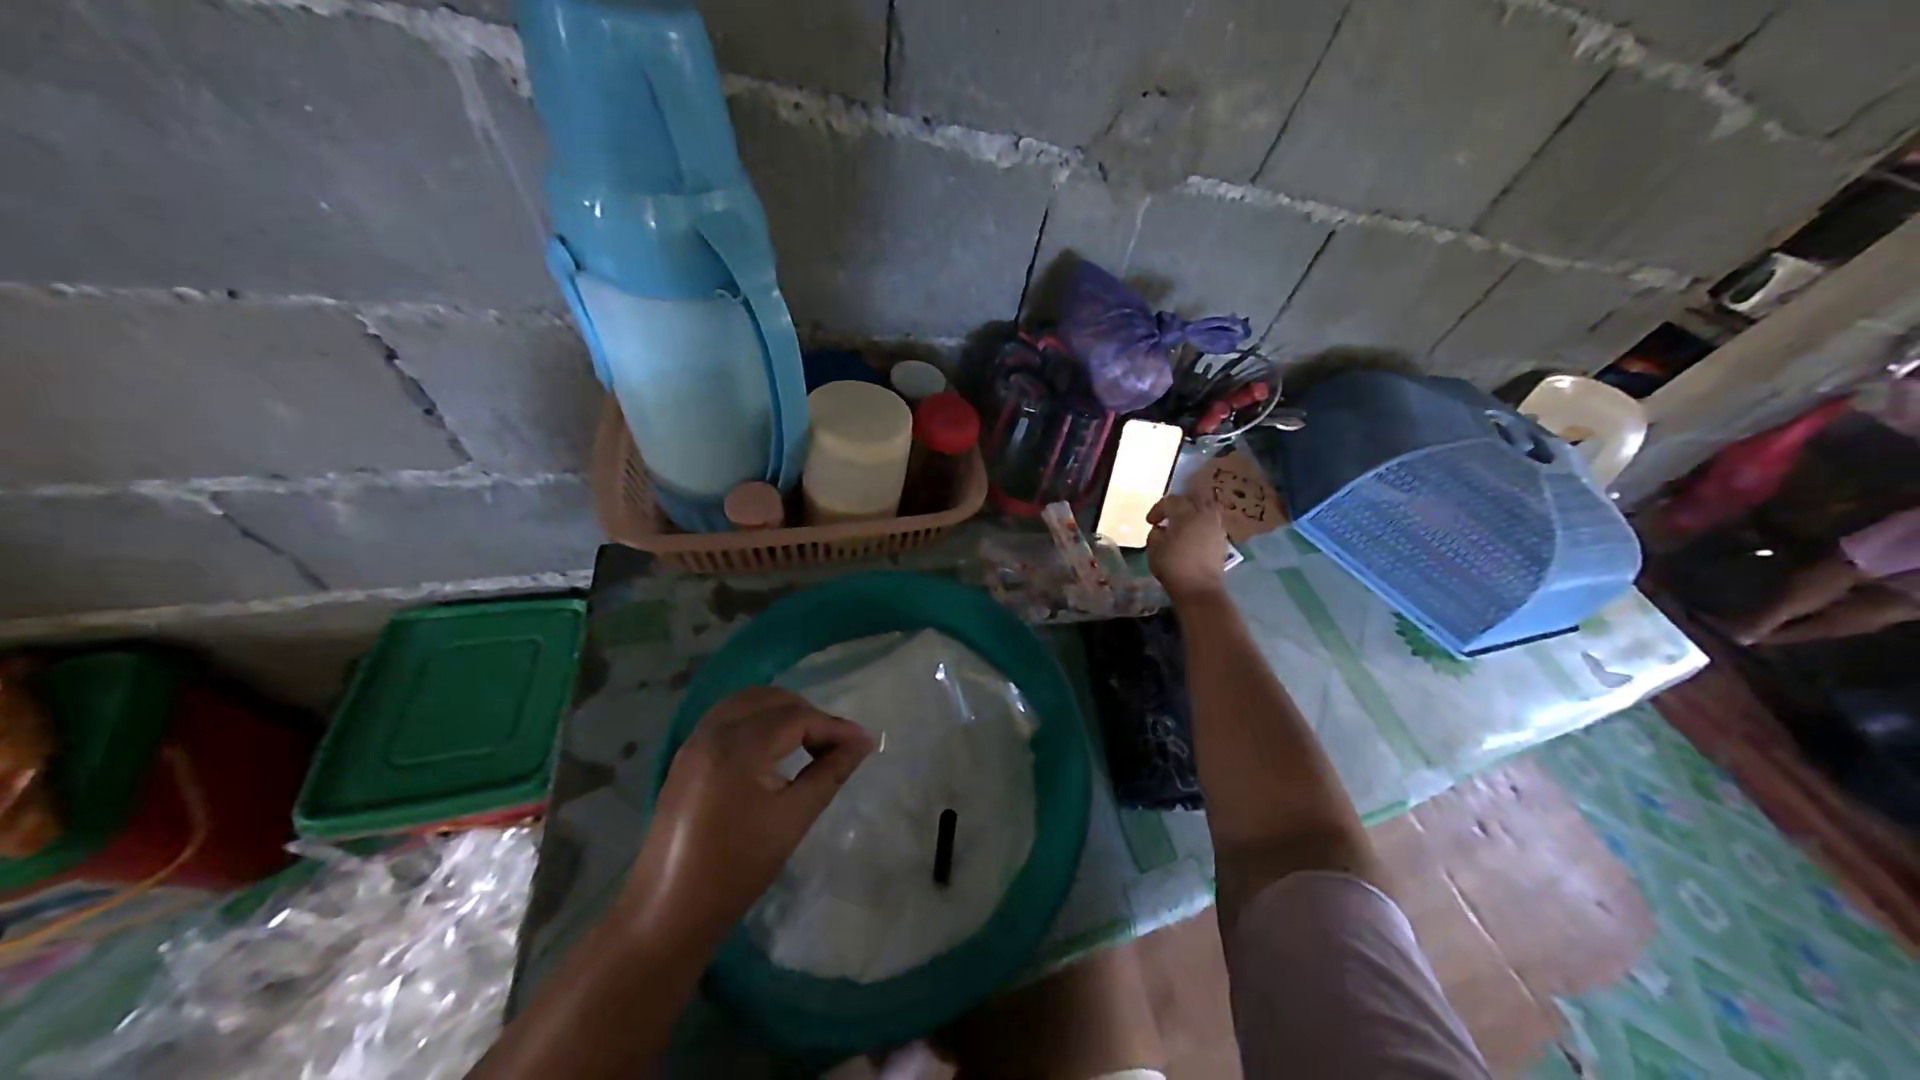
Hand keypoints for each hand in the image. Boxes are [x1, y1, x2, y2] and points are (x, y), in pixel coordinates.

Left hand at [617, 687, 873, 944]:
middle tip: (836, 746)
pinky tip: (773, 750)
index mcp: (738, 746)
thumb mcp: (792, 819)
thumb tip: (862, 744)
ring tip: (809, 744)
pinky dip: (757, 721)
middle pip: (772, 700)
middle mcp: (712, 731)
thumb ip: (830, 773)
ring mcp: (694, 742)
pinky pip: (728, 718)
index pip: (797, 717)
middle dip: (809, 715)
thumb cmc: (737, 869)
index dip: (834, 727)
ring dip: (782, 714)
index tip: (864, 743)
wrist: (668, 911)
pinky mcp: (686, 757)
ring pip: (748, 703)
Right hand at [1147, 494, 1228, 603]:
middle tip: (1168, 516)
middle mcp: (1204, 514)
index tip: (1150, 522)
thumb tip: (1161, 529)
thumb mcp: (1154, 549)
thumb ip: (1155, 534)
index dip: (1158, 509)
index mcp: (1186, 513)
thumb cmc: (1173, 566)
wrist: (1199, 588)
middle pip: (1193, 498)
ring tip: (1183, 524)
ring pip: (1206, 509)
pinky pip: (1211, 522)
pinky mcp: (1222, 539)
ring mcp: (1216, 526)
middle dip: (1179, 504)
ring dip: (1193, 512)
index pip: (1171, 501)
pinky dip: (1201, 524)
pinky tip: (1193, 536)